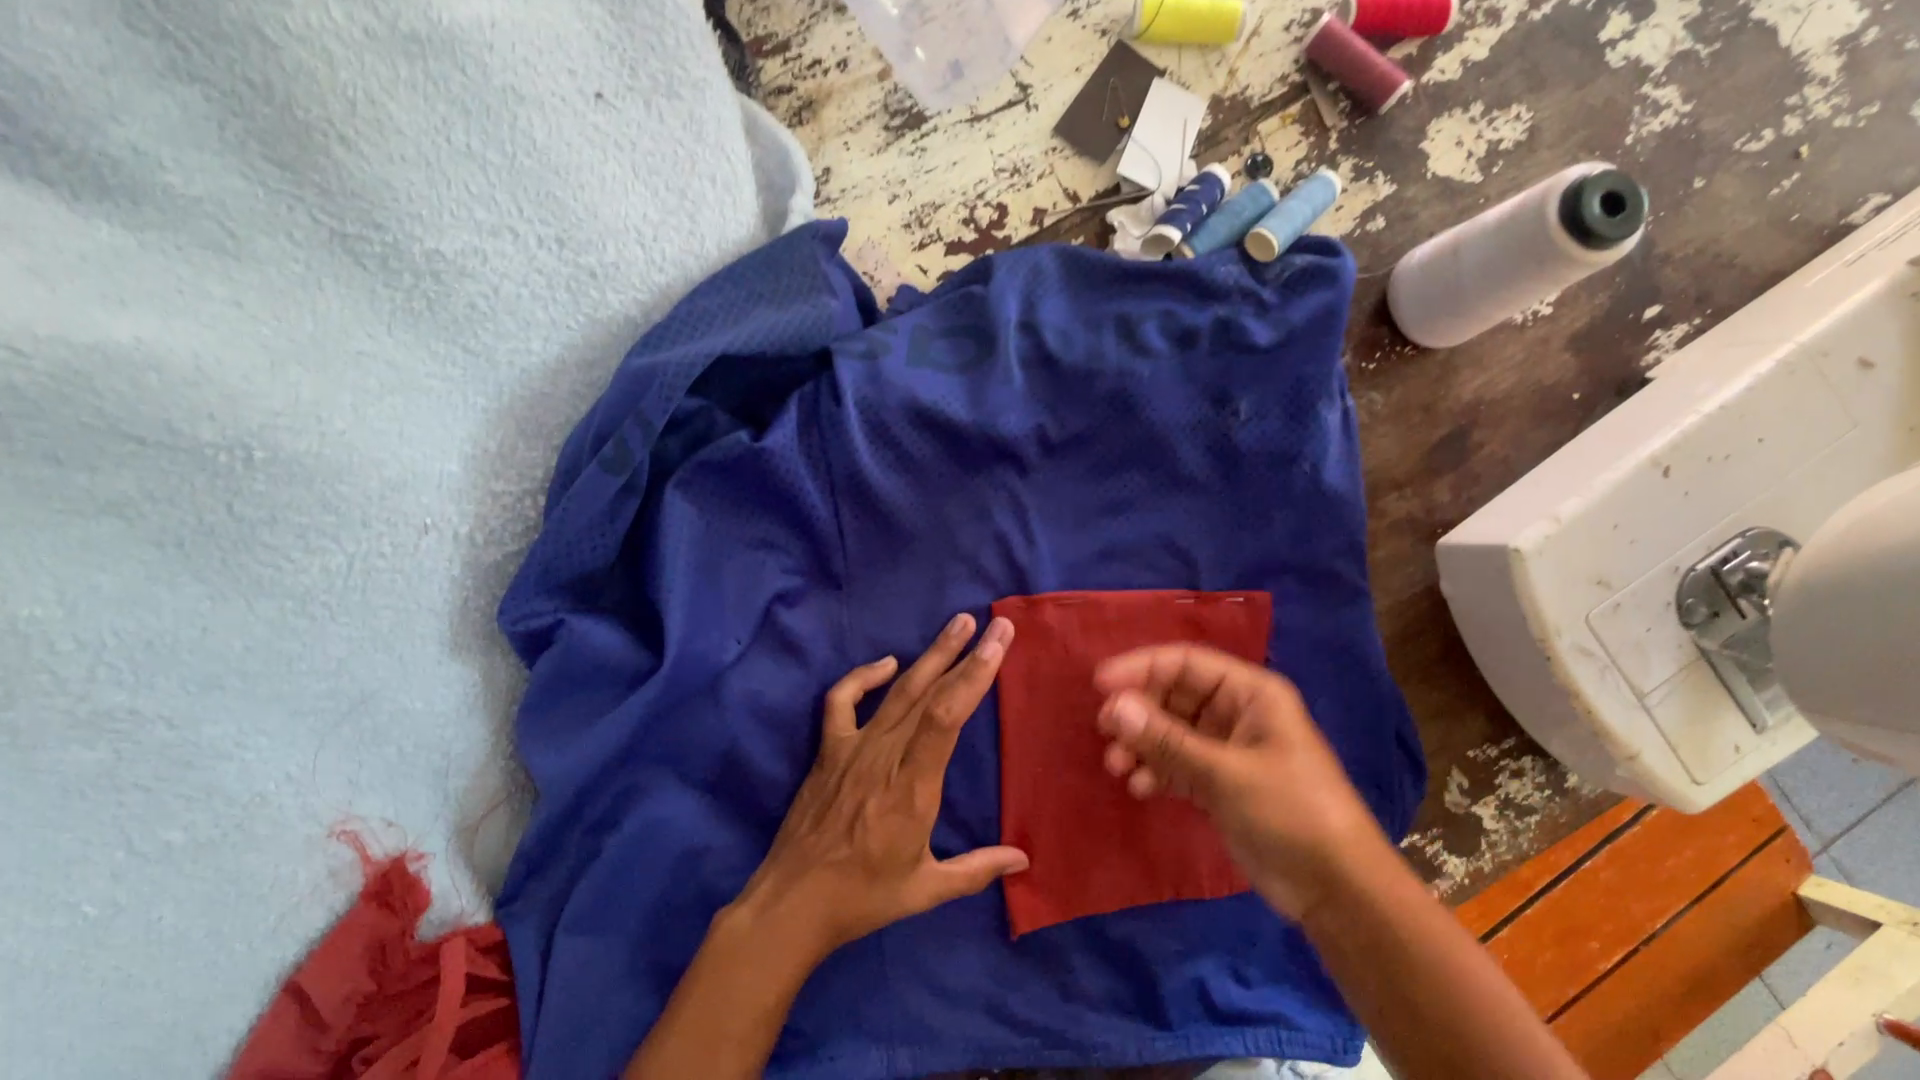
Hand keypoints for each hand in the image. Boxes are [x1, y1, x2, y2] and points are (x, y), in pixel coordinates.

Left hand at [729, 613, 1029, 960]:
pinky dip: (862, 677)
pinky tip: (887, 664)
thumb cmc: (863, 897)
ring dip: (929, 655)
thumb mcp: (926, 890)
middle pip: (928, 693)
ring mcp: (852, 749)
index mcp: (913, 787)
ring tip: (956, 623)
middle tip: (994, 623)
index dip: (975, 674)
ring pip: (896, 692)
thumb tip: (1022, 860)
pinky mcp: (827, 751)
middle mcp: (884, 756)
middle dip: (965, 655)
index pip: (948, 716)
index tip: (998, 643)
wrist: (793, 902)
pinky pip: (842, 702)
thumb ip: (977, 869)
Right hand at [1093, 644, 1389, 921]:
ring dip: (1142, 745)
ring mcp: (1228, 750)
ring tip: (1117, 767)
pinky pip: (1177, 764)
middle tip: (1104, 732)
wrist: (1335, 885)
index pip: (1186, 663)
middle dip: (1138, 712)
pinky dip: (1156, 771)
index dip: (1141, 668)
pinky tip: (1140, 788)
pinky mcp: (1220, 784)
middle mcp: (1237, 713)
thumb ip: (1167, 740)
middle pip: (1174, 696)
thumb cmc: (1290, 811)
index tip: (1100, 686)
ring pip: (1171, 733)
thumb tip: (1114, 707)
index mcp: (1251, 694)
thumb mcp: (1225, 772)